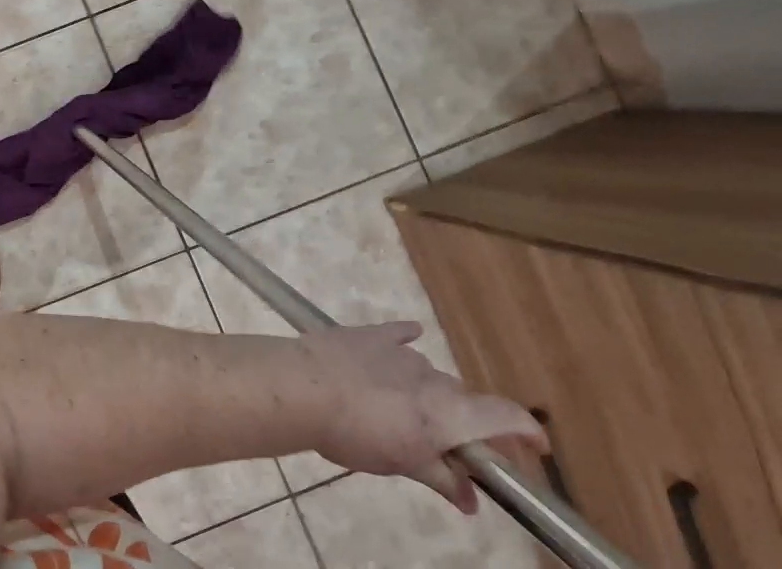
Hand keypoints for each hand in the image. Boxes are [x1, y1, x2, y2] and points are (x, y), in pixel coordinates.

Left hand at [301, 321, 545, 512]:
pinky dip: (405, 337)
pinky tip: (410, 333)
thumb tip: (472, 502)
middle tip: (440, 442)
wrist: (301, 388)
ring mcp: (399, 352)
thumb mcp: (403, 465)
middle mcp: (434, 378)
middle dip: (458, 421)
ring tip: (397, 408)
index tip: (534, 446)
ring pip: (426, 373)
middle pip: (460, 400)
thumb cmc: (355, 434)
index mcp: (453, 413)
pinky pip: (397, 334)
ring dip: (422, 391)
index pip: (507, 417)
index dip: (526, 432)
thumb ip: (442, 479)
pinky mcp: (367, 334)